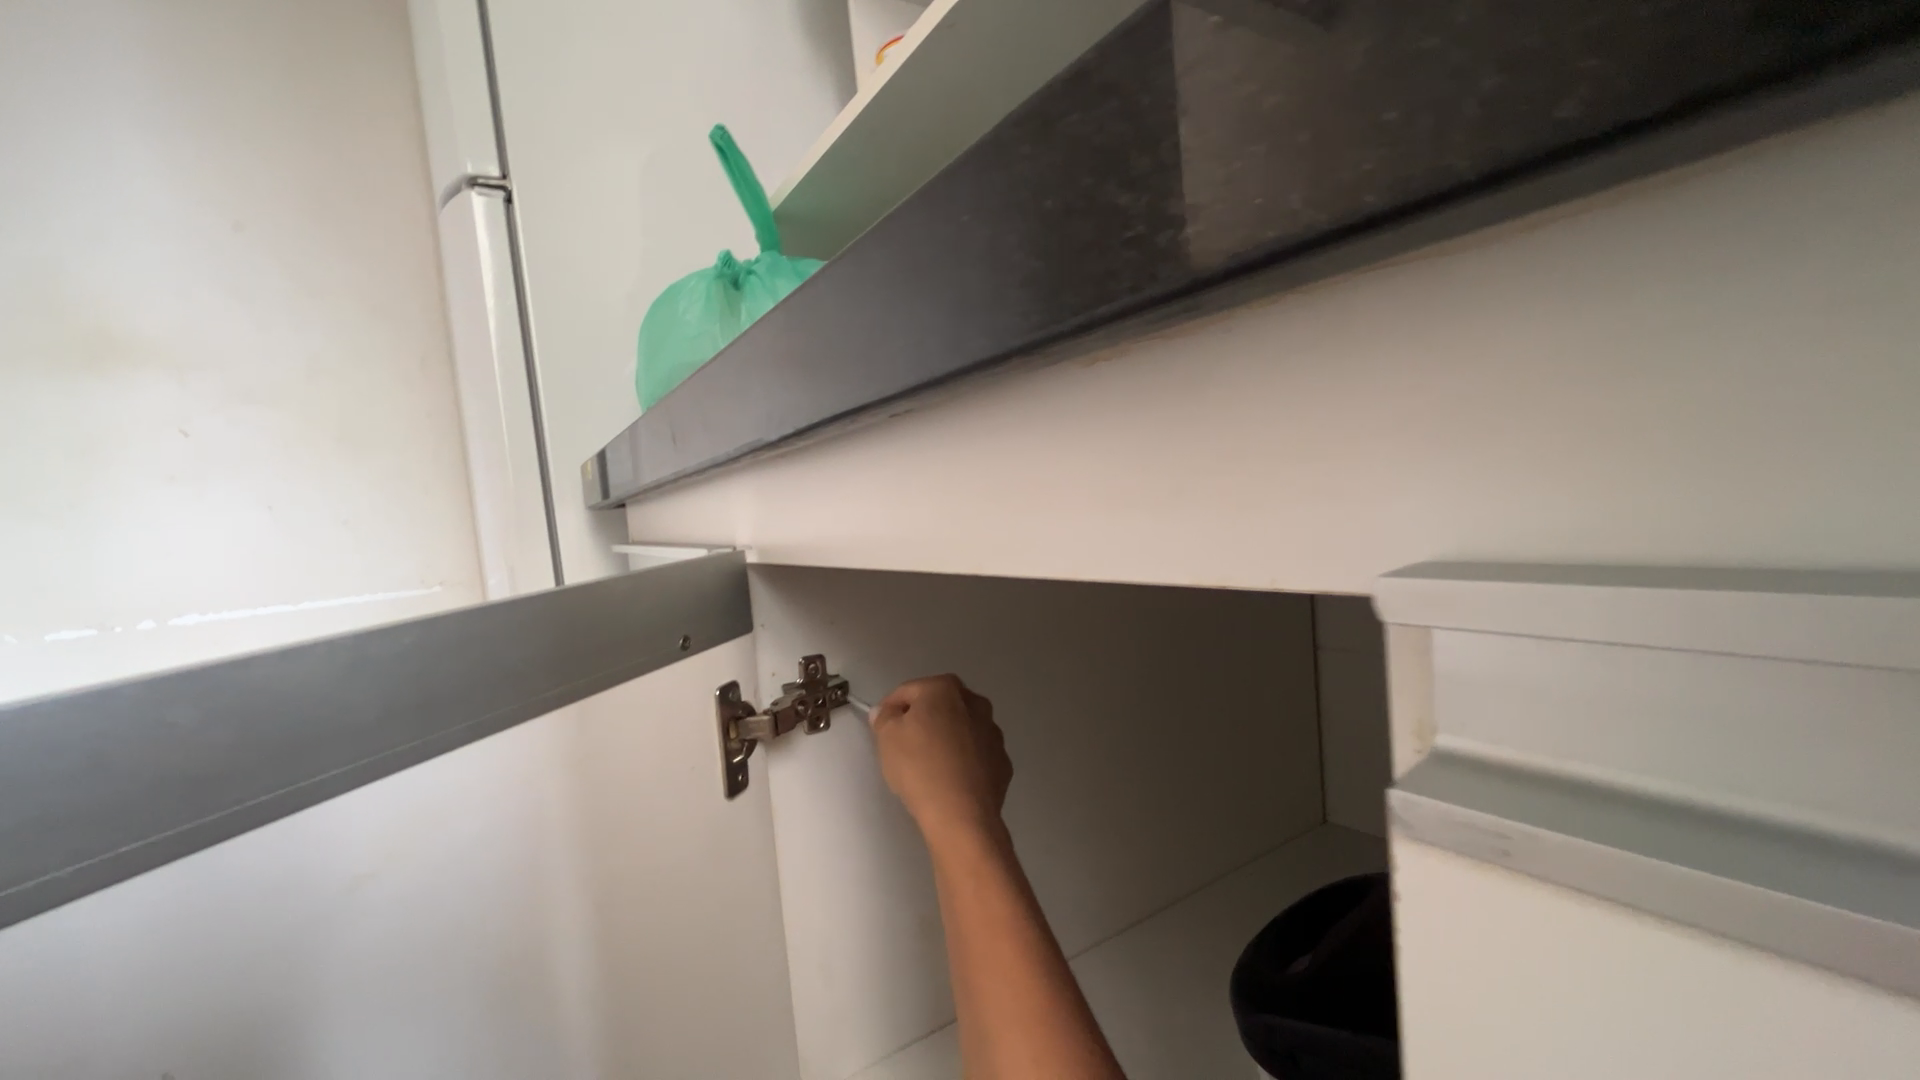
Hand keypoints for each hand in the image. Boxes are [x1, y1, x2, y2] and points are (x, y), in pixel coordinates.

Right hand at [869, 674, 1010, 845]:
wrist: (961, 814)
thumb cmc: (919, 767)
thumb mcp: (887, 737)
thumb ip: (885, 717)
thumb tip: (888, 711)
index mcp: (945, 689)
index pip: (908, 691)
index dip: (890, 708)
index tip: (881, 728)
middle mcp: (975, 703)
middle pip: (940, 705)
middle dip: (923, 719)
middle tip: (905, 744)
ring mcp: (994, 733)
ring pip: (962, 729)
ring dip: (947, 738)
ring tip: (930, 765)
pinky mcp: (1002, 761)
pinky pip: (977, 754)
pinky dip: (965, 761)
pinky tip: (952, 780)